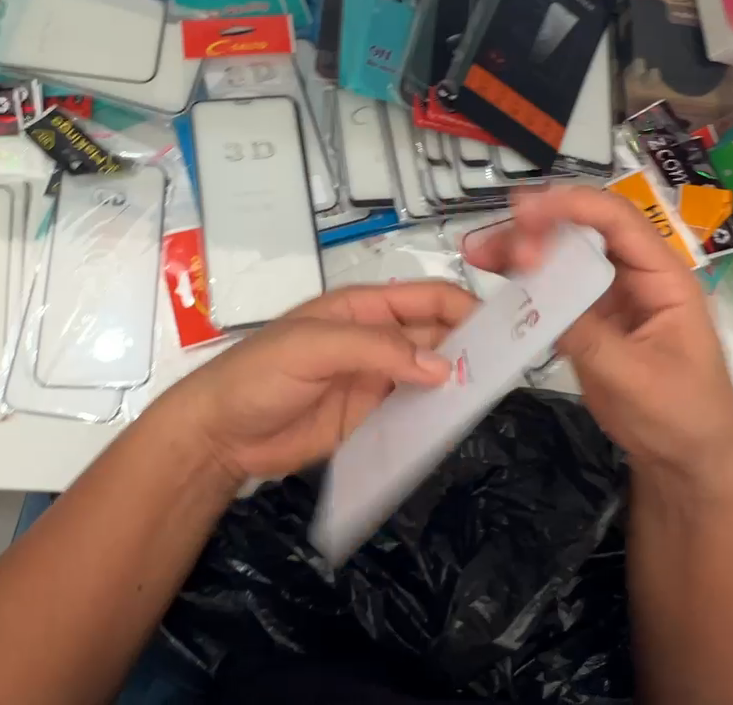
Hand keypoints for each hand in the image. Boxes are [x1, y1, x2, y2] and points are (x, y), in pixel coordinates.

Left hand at [156, 281, 477, 483]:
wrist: (222, 434)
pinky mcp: (371, 418)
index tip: (504, 328)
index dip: (464, 307)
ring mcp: (375, 379)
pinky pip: (414, 411)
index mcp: (363, 308)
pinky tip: (458, 423)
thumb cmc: (260, 374)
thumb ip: (376, 349)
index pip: (426, 298)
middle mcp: (376, 339)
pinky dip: (437, 414)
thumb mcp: (313, 348)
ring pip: (430, 373)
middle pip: (435, 335)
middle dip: (471, 346)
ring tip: (494, 397)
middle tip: (510, 369)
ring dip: (458, 382)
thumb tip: (443, 367)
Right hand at [464, 186, 732, 484]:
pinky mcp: (587, 315)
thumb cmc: (680, 415)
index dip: (572, 206)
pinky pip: (551, 285)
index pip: (618, 220)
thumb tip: (540, 299)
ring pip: (561, 253)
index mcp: (663, 276)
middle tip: (491, 248)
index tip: (524, 213)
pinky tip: (490, 274)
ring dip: (520, 248)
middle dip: (534, 229)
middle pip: (581, 229)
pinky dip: (520, 278)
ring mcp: (608, 293)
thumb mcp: (636, 378)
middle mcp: (634, 273)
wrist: (684, 459)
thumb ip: (589, 336)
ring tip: (477, 253)